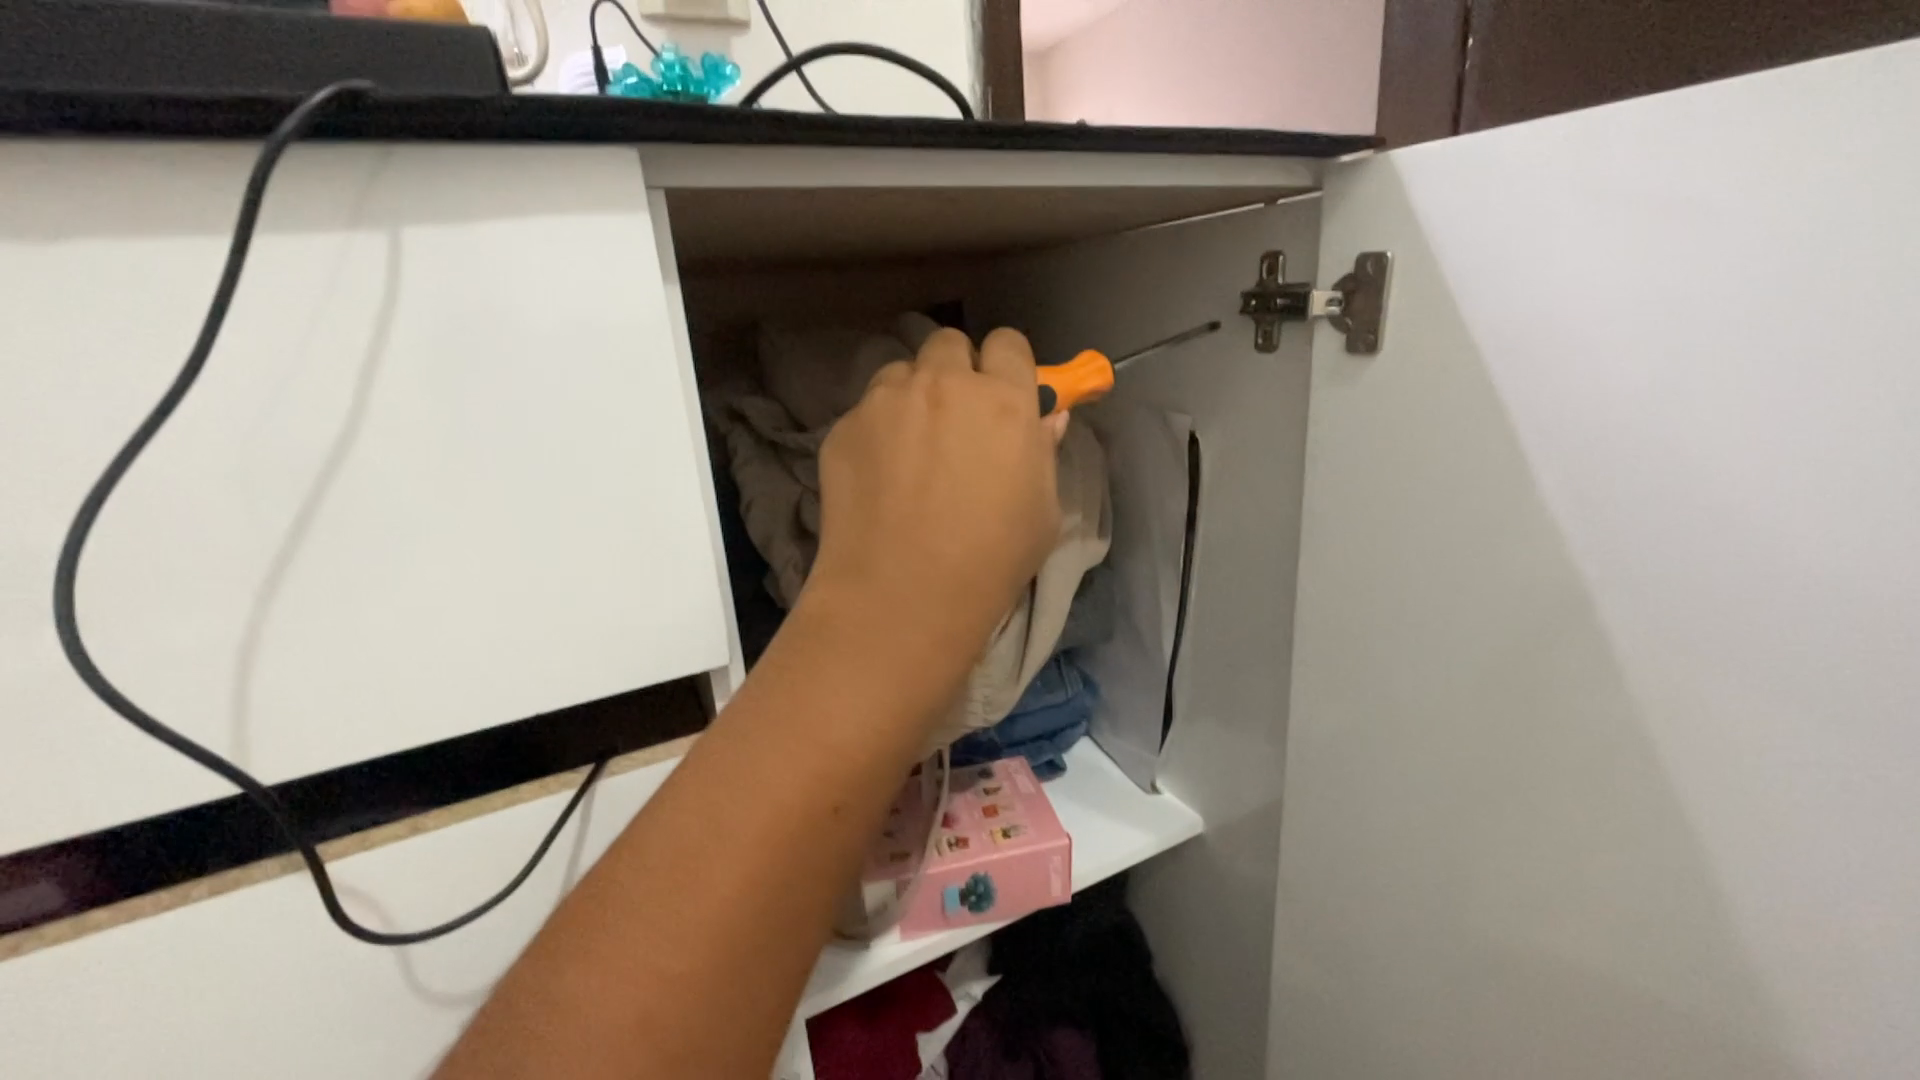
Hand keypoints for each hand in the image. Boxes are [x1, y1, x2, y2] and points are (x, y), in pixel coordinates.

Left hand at [807, 328, 1066, 661]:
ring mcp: (885, 402)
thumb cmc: (990, 562)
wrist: (901, 598)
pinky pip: (866, 412)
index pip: (1008, 343)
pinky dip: (876, 431)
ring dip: (911, 396)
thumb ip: (1043, 452)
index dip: (1007, 366)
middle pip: (949, 343)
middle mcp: (943, 385)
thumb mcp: (1043, 513)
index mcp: (1003, 399)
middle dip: (956, 371)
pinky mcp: (843, 428)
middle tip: (955, 418)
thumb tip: (1045, 418)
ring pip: (900, 373)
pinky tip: (878, 478)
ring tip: (910, 449)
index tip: (1003, 394)